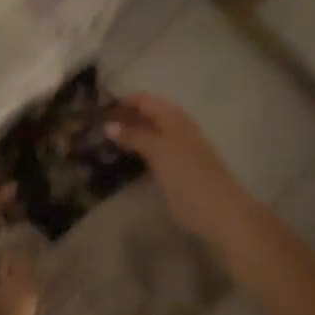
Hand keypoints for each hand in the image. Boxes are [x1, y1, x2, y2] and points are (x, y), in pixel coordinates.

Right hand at [106, 93, 254, 246]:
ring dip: (127, 137)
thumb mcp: (160, 152)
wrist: (221, 214)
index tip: (95, 110)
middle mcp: (176, 129)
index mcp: (174, 119)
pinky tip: (119, 161)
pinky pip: (150, 154)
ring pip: (147, 136)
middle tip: (92, 128)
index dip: (122, 101)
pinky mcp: (175, 170)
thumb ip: (135, 136)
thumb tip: (108, 125)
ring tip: (99, 143)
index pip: (144, 100)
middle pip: (145, 116)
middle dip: (122, 119)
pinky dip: (135, 154)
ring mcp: (177, 151)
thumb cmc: (190, 178)